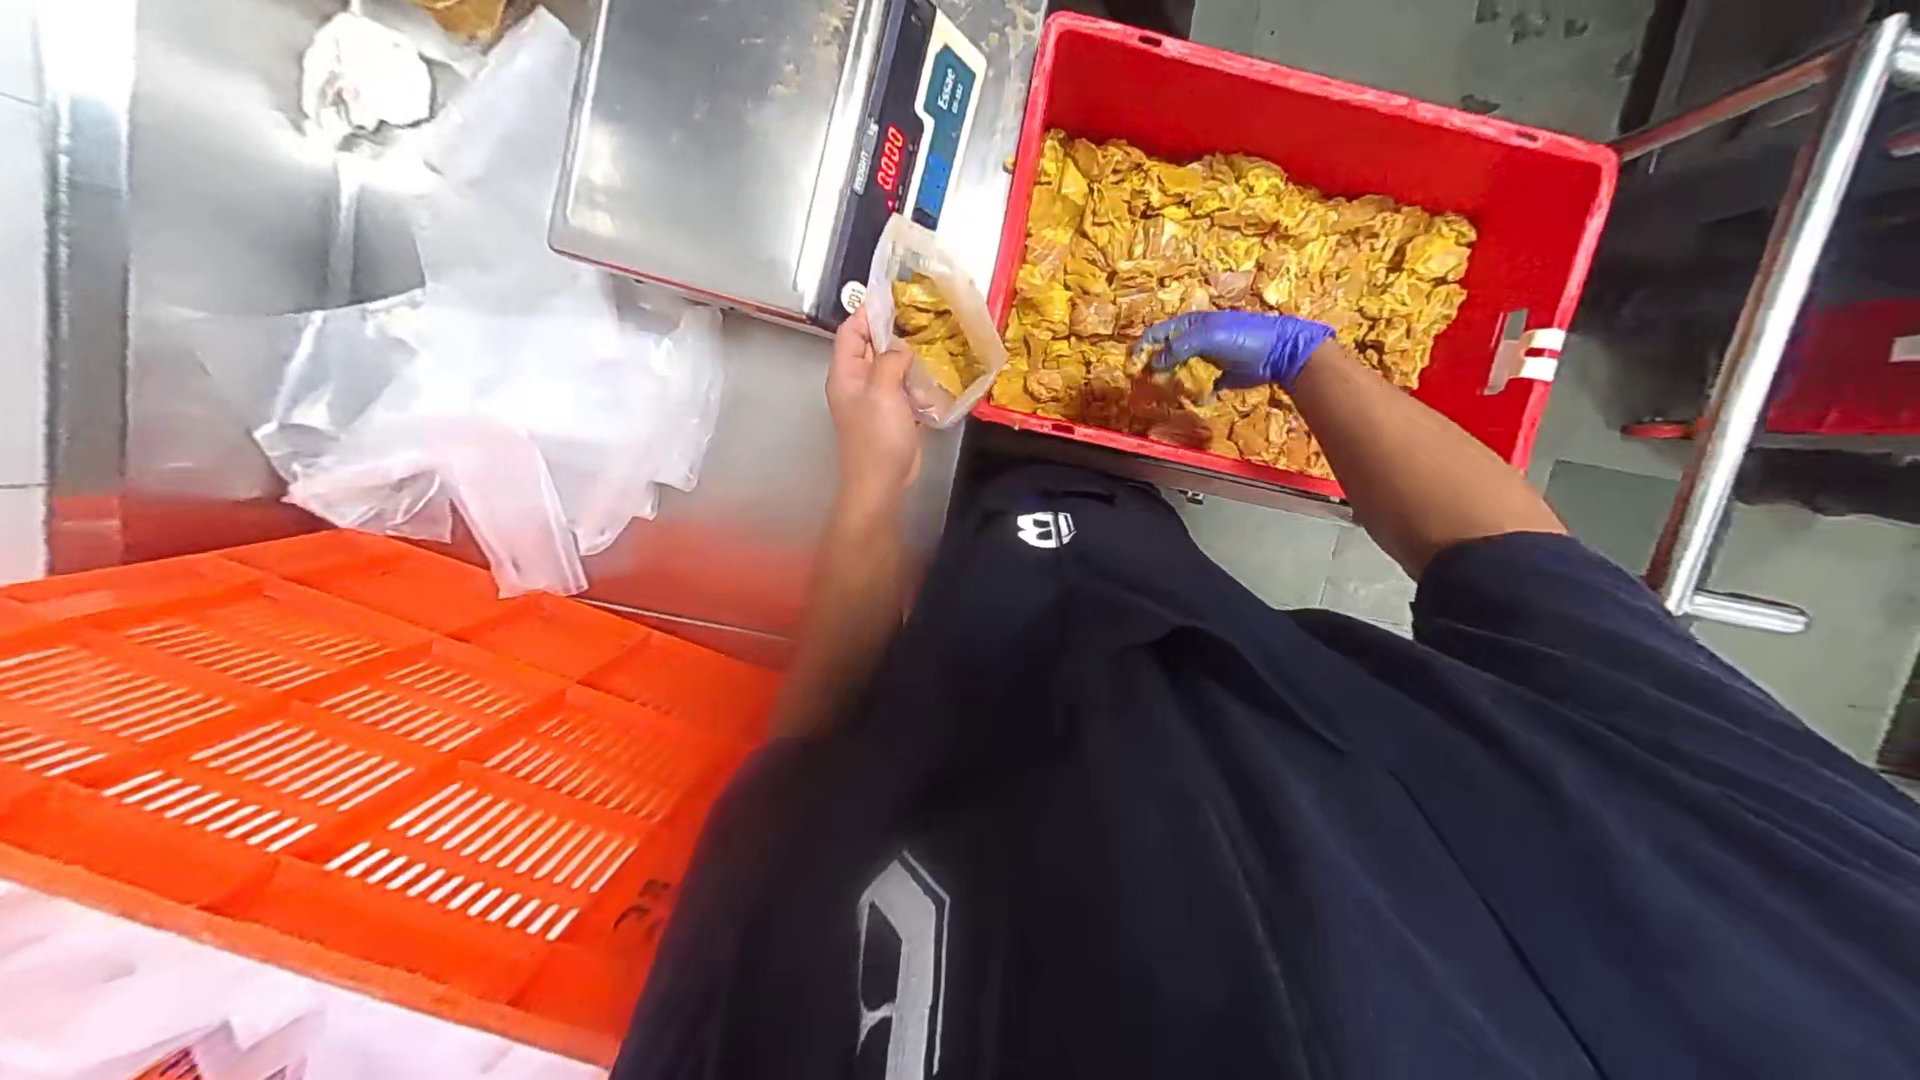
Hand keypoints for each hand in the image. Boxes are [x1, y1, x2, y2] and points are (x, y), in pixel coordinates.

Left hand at [827, 305, 921, 512]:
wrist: (881, 484)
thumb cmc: (876, 438)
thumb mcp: (882, 391)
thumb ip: (891, 361)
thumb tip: (902, 347)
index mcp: (845, 374)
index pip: (850, 332)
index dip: (868, 312)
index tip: (893, 296)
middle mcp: (857, 383)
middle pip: (872, 347)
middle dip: (894, 332)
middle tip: (923, 316)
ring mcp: (875, 401)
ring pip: (892, 369)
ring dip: (910, 360)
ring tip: (934, 342)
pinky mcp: (893, 416)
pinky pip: (904, 391)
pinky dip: (918, 384)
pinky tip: (935, 379)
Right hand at [1139, 312, 1334, 389]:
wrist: (1279, 352)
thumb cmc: (1242, 338)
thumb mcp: (1207, 337)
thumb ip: (1178, 348)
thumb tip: (1152, 363)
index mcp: (1190, 325)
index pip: (1157, 334)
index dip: (1141, 348)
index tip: (1131, 366)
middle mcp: (1195, 339)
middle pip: (1165, 352)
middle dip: (1152, 366)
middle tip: (1143, 383)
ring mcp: (1208, 357)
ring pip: (1180, 369)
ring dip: (1171, 381)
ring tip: (1163, 393)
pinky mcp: (1219, 374)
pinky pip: (1200, 385)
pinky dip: (1195, 393)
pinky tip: (1193, 399)